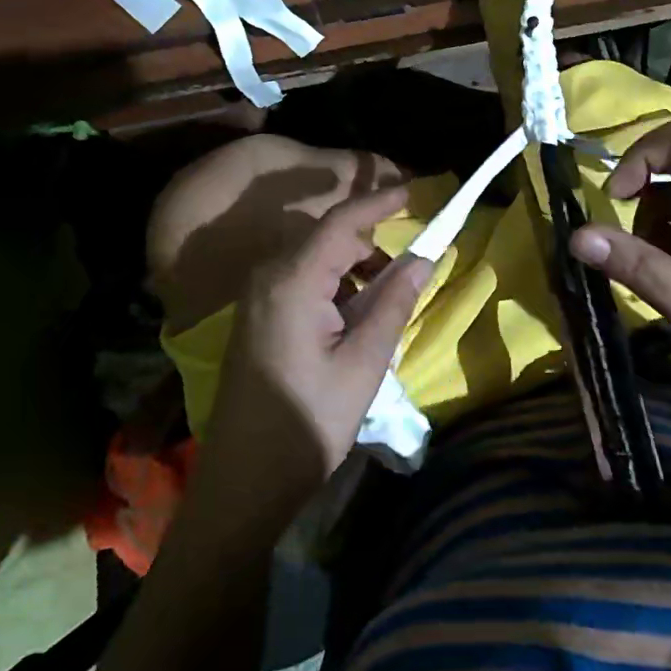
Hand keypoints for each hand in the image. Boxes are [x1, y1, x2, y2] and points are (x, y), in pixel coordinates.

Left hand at [195, 186, 432, 527]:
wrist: (245, 479)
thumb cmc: (309, 421)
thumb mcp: (364, 362)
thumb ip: (394, 302)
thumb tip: (424, 258)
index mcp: (291, 280)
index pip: (341, 222)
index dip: (379, 202)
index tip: (416, 191)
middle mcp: (267, 276)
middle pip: (326, 236)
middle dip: (371, 240)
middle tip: (412, 260)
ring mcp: (257, 295)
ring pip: (315, 258)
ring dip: (354, 265)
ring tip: (388, 294)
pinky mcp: (257, 314)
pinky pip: (301, 279)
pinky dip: (334, 283)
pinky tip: (356, 313)